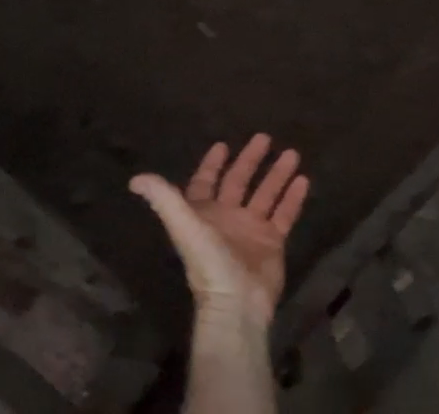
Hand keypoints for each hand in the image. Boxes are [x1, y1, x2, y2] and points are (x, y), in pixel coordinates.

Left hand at [131, 134, 309, 326]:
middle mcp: (227, 218)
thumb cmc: (209, 261)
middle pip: (239, 182)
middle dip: (250, 160)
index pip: (206, 183)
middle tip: (264, 137)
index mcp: (204, 214)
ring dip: (277, 174)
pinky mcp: (272, 242)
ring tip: (292, 152)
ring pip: (265, 195)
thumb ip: (164, 199)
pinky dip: (292, 198)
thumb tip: (135, 179)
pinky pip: (284, 214)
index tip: (223, 145)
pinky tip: (303, 179)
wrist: (238, 302)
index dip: (212, 165)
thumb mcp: (184, 226)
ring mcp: (251, 230)